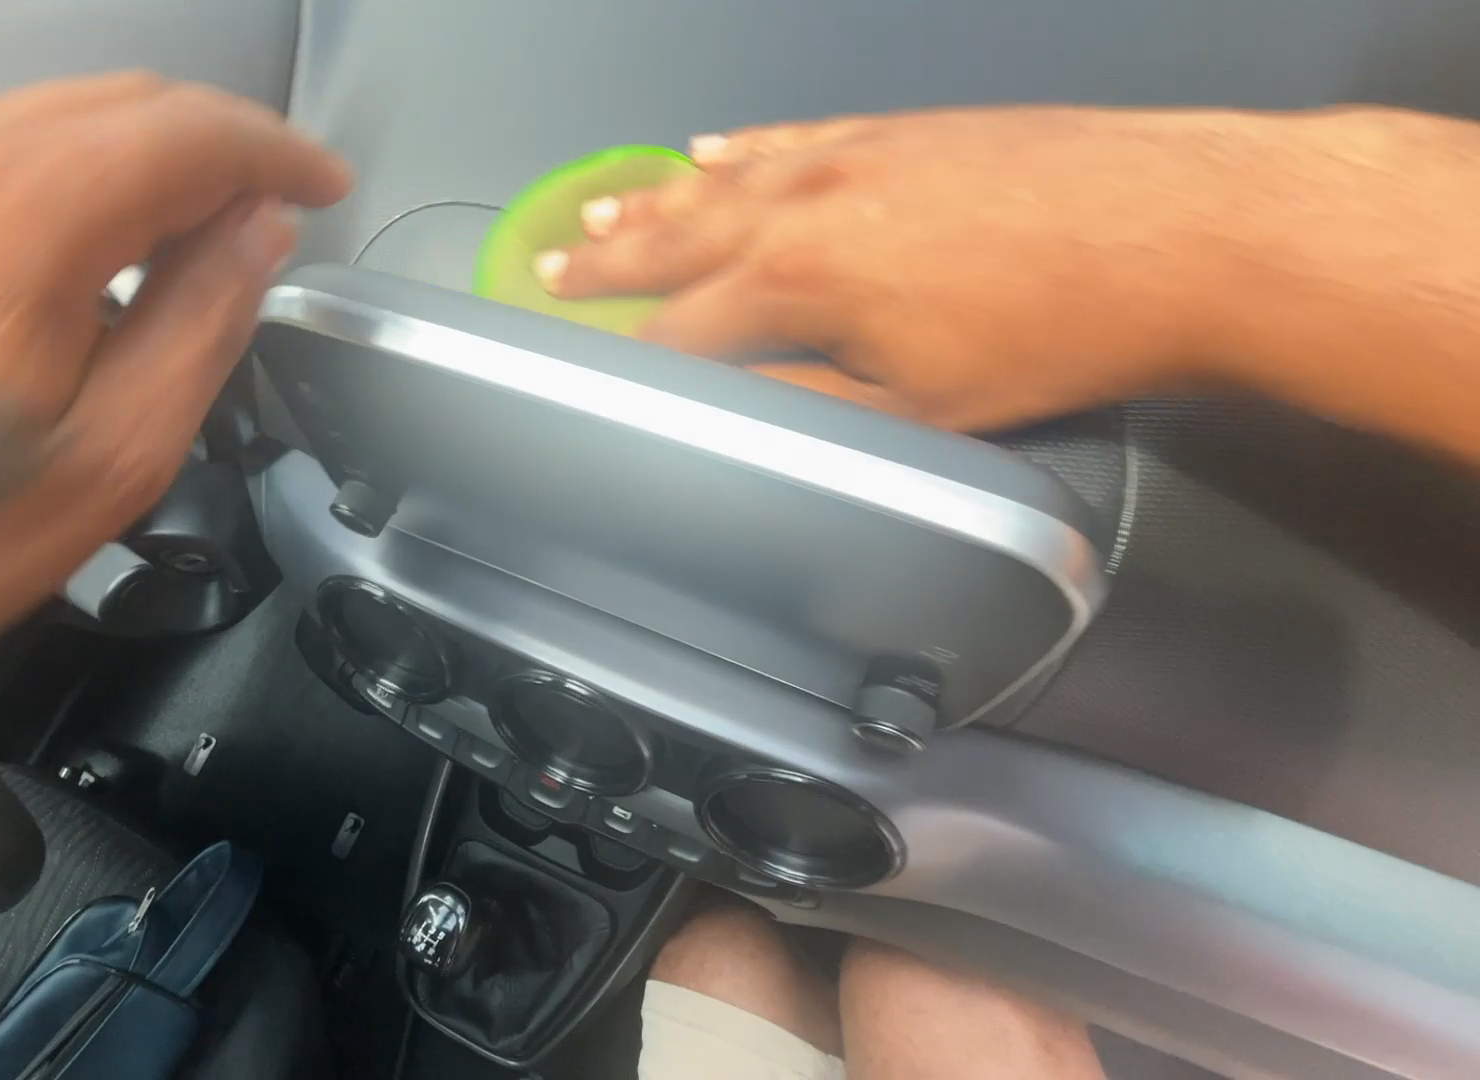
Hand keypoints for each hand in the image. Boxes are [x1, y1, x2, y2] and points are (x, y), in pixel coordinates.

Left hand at [0, 73, 349, 757]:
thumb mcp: (119, 450)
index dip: (274, 151)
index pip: (179, 134)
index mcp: (8, 212)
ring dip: (153, 163)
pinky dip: (82, 181)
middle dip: (223, 145)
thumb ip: (204, 319)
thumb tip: (263, 228)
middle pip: (118, 105)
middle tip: (287, 206)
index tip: (334, 186)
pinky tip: (114, 243)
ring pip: (55, 122)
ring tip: (215, 231)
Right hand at [540, 107, 1317, 429]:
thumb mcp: (911, 410)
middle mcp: (800, 204)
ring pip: (712, 184)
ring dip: (645, 201)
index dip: (624, 351)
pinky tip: (700, 151)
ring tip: (592, 208)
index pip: (678, 327)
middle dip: (599, 262)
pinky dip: (731, 151)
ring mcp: (843, 155)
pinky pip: (782, 138)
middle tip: (545, 265)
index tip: (584, 360)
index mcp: (795, 280)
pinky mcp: (889, 131)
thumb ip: (800, 402)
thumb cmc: (1051, 332)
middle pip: (669, 241)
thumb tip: (737, 402)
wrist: (1189, 229)